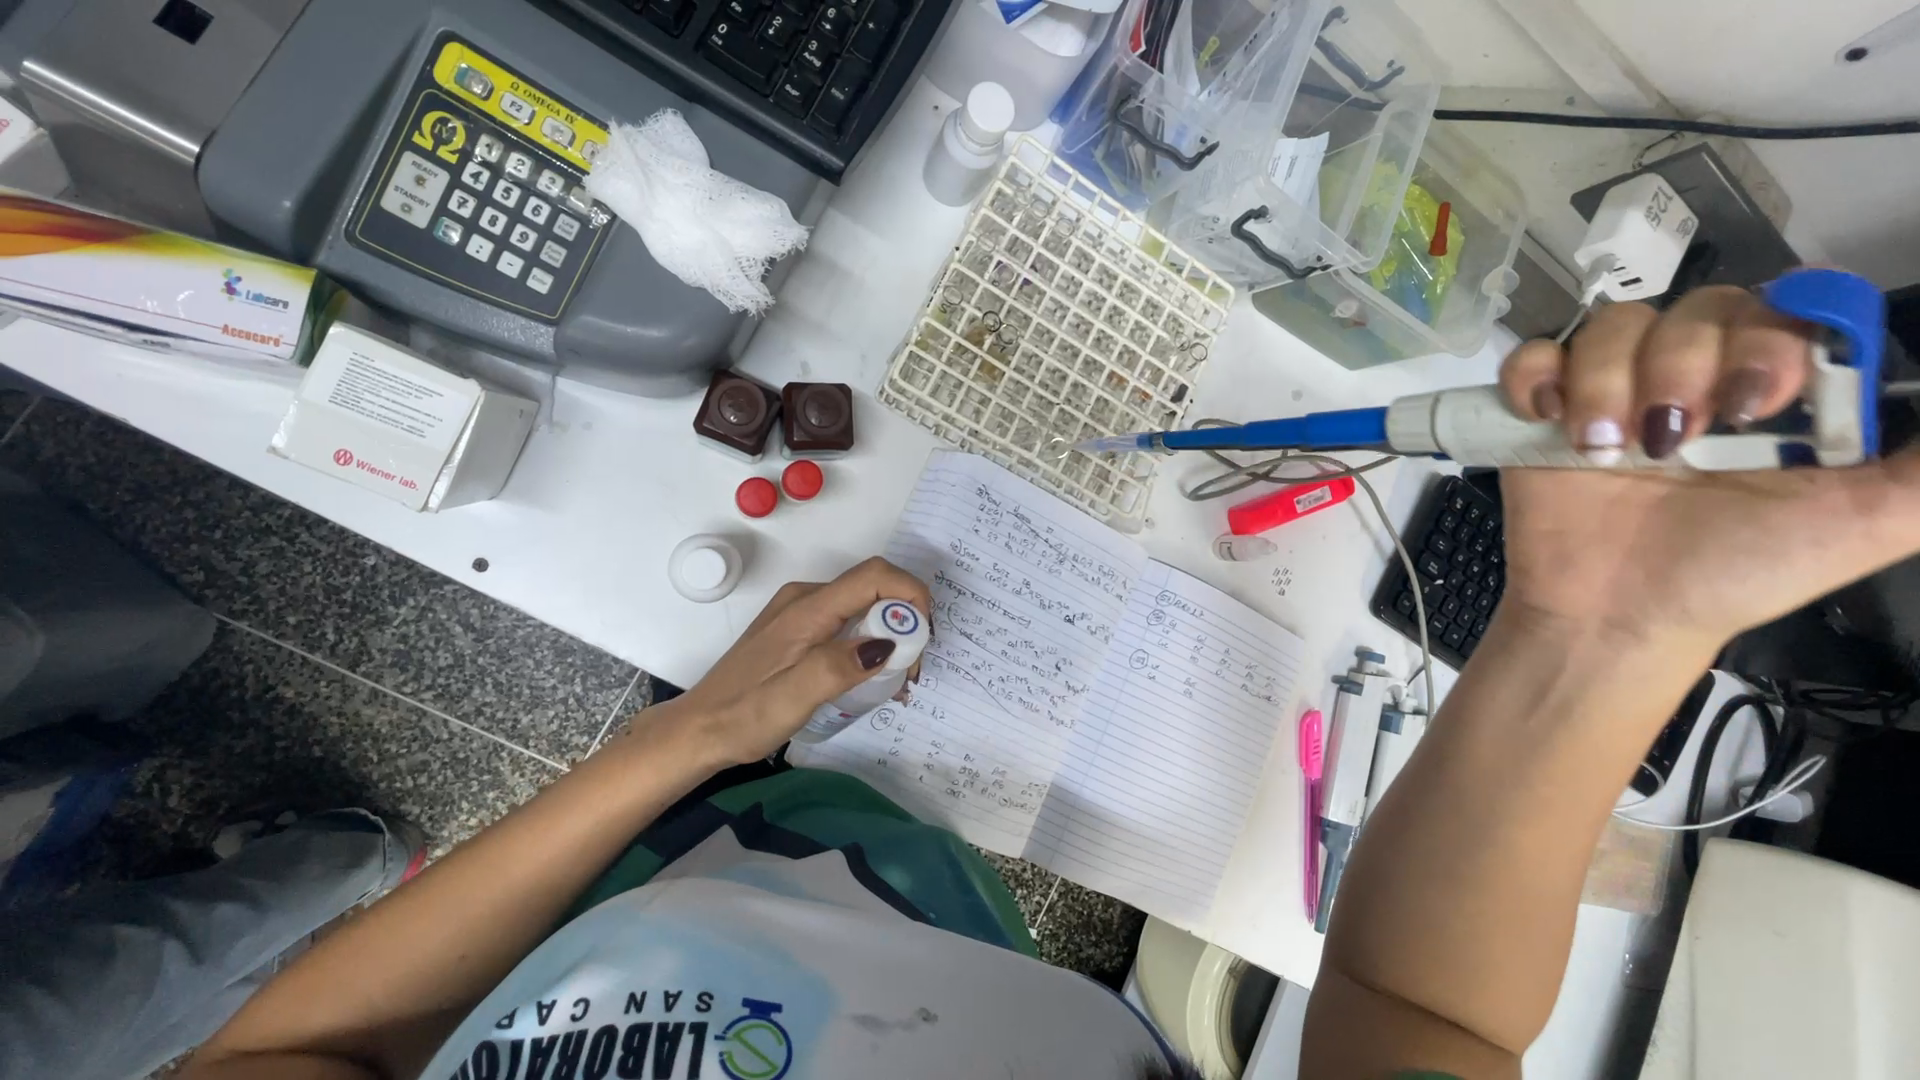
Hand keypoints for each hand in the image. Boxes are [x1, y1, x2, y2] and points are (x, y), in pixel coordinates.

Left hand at [625, 557, 931, 767]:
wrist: (697, 731)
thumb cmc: (744, 716)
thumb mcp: (794, 697)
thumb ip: (840, 666)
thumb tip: (888, 644)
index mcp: (807, 609)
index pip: (874, 576)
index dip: (911, 595)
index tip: (925, 637)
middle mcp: (805, 600)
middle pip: (872, 590)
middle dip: (904, 622)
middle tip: (910, 672)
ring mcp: (799, 614)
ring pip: (860, 608)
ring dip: (888, 637)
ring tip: (894, 683)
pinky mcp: (797, 632)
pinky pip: (845, 624)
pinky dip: (867, 644)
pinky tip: (867, 679)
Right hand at [1495, 285, 1919, 648]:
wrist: (1616, 614)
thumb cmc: (1733, 571)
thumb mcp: (1868, 522)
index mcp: (1769, 391)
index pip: (1785, 309)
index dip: (1769, 339)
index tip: (1755, 406)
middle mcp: (1691, 379)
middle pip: (1694, 307)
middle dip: (1681, 368)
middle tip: (1672, 442)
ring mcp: (1608, 392)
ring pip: (1611, 326)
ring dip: (1605, 383)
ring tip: (1601, 449)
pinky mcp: (1537, 411)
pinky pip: (1530, 354)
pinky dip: (1533, 375)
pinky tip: (1547, 418)